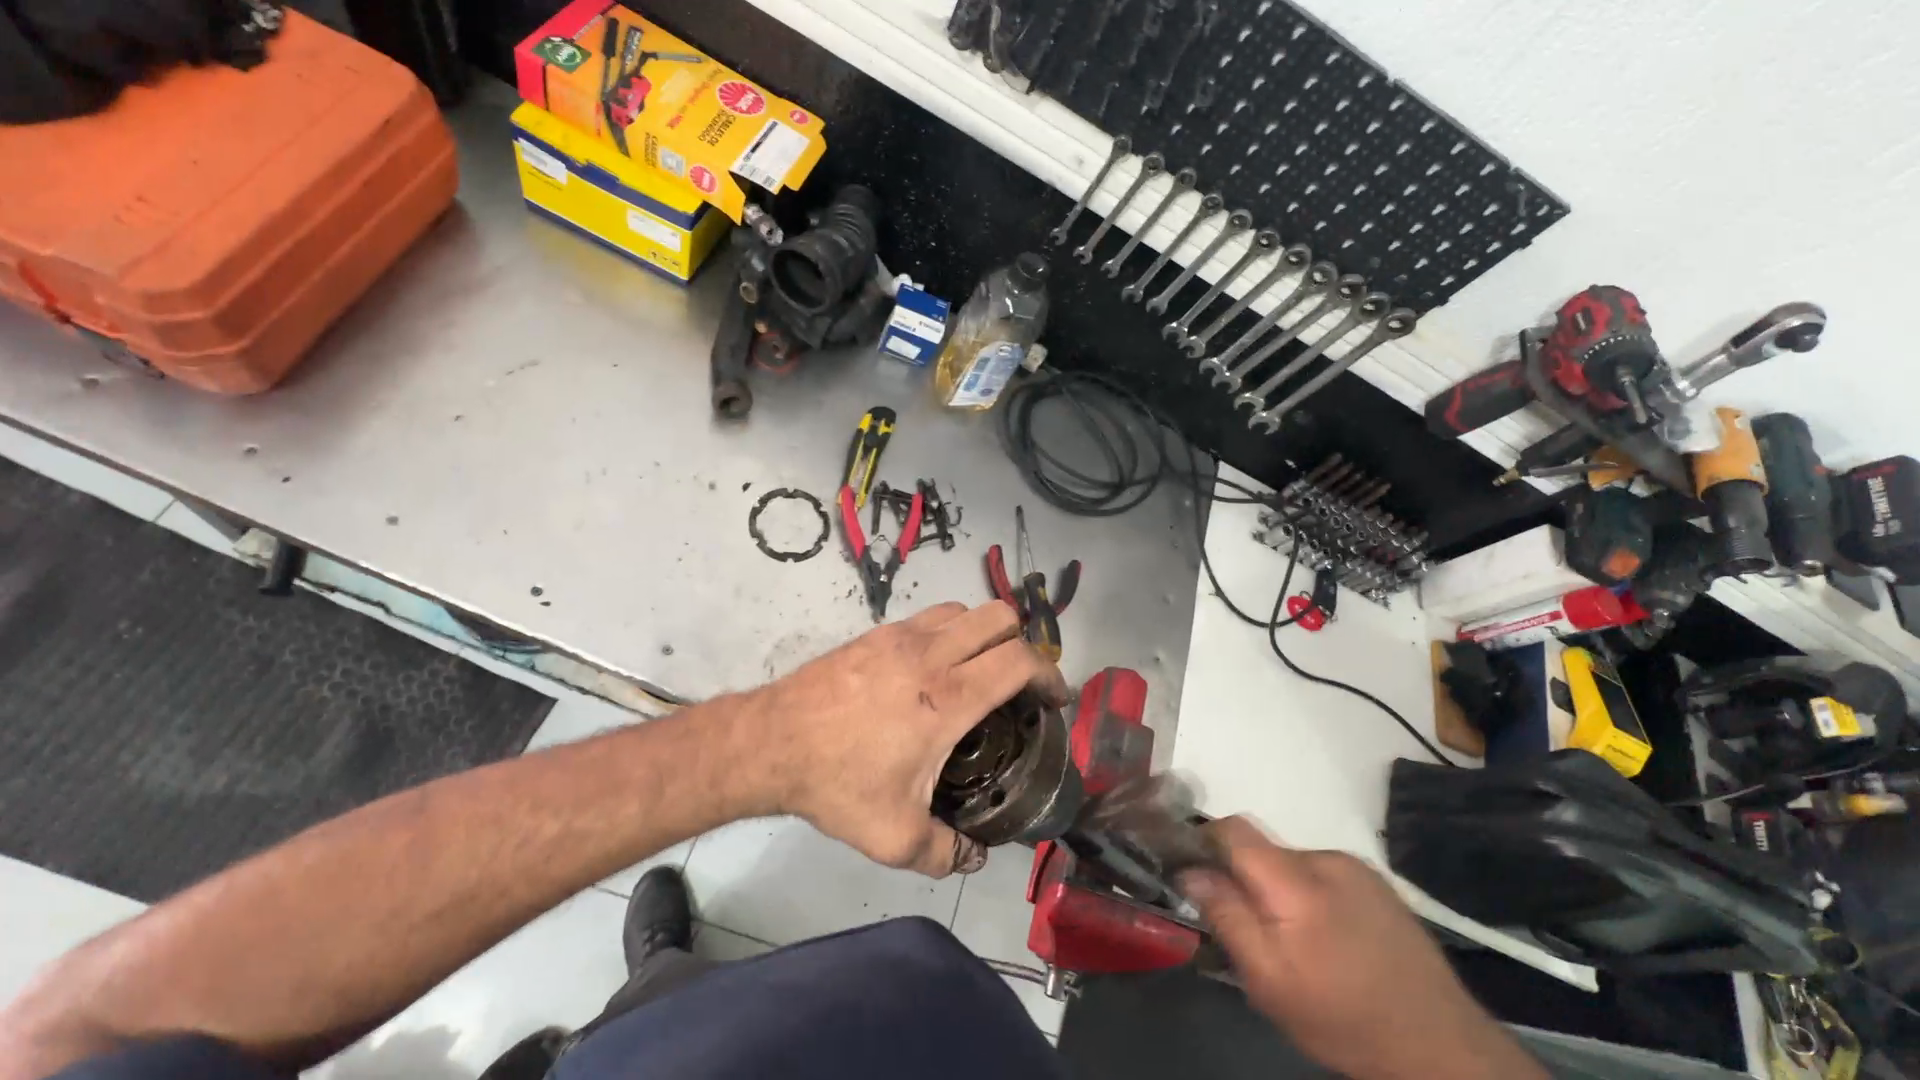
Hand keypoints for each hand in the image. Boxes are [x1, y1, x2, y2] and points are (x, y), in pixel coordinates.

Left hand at [736, 601, 1067, 877]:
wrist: (769, 743)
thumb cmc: (837, 784)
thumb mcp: (895, 836)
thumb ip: (945, 852)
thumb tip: (974, 857)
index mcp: (948, 698)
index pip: (1019, 661)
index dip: (1050, 675)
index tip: (1055, 699)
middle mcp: (930, 654)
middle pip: (999, 617)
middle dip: (1024, 644)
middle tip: (1021, 683)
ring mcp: (899, 636)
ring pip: (963, 610)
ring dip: (985, 633)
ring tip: (982, 671)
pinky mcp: (873, 633)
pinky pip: (929, 617)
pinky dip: (949, 632)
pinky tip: (935, 671)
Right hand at [1183, 819, 1547, 1079]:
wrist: (1440, 1046)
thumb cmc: (1341, 1018)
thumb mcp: (1268, 981)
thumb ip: (1227, 917)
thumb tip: (1190, 870)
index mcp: (1297, 881)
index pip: (1234, 830)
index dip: (1204, 841)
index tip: (1190, 872)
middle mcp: (1327, 860)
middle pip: (1263, 850)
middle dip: (1243, 879)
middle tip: (1246, 931)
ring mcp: (1359, 870)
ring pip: (1292, 864)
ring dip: (1278, 891)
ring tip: (1292, 944)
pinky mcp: (1380, 886)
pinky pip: (1323, 875)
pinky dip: (1309, 897)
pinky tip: (1326, 942)